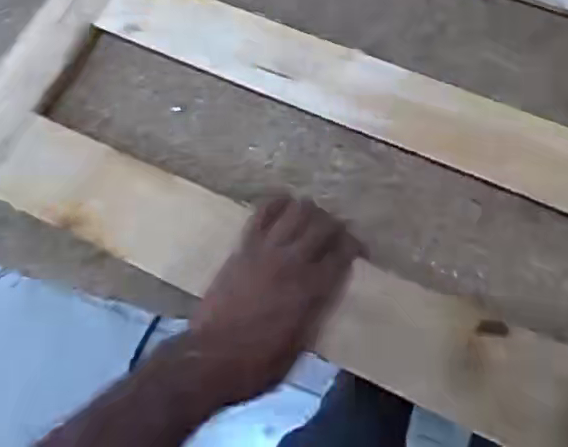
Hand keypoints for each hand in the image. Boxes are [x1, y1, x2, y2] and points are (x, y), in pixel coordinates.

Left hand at [180, 196, 361, 408]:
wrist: (209, 359)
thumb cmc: (257, 363)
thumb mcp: (299, 347)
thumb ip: (317, 313)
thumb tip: (328, 293)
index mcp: (311, 289)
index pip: (343, 253)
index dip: (355, 246)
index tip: (357, 250)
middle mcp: (293, 261)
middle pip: (325, 225)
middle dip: (337, 226)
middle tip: (337, 235)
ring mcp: (267, 248)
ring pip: (298, 210)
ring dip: (311, 211)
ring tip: (311, 220)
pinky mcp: (245, 244)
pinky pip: (264, 211)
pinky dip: (278, 204)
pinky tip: (284, 208)